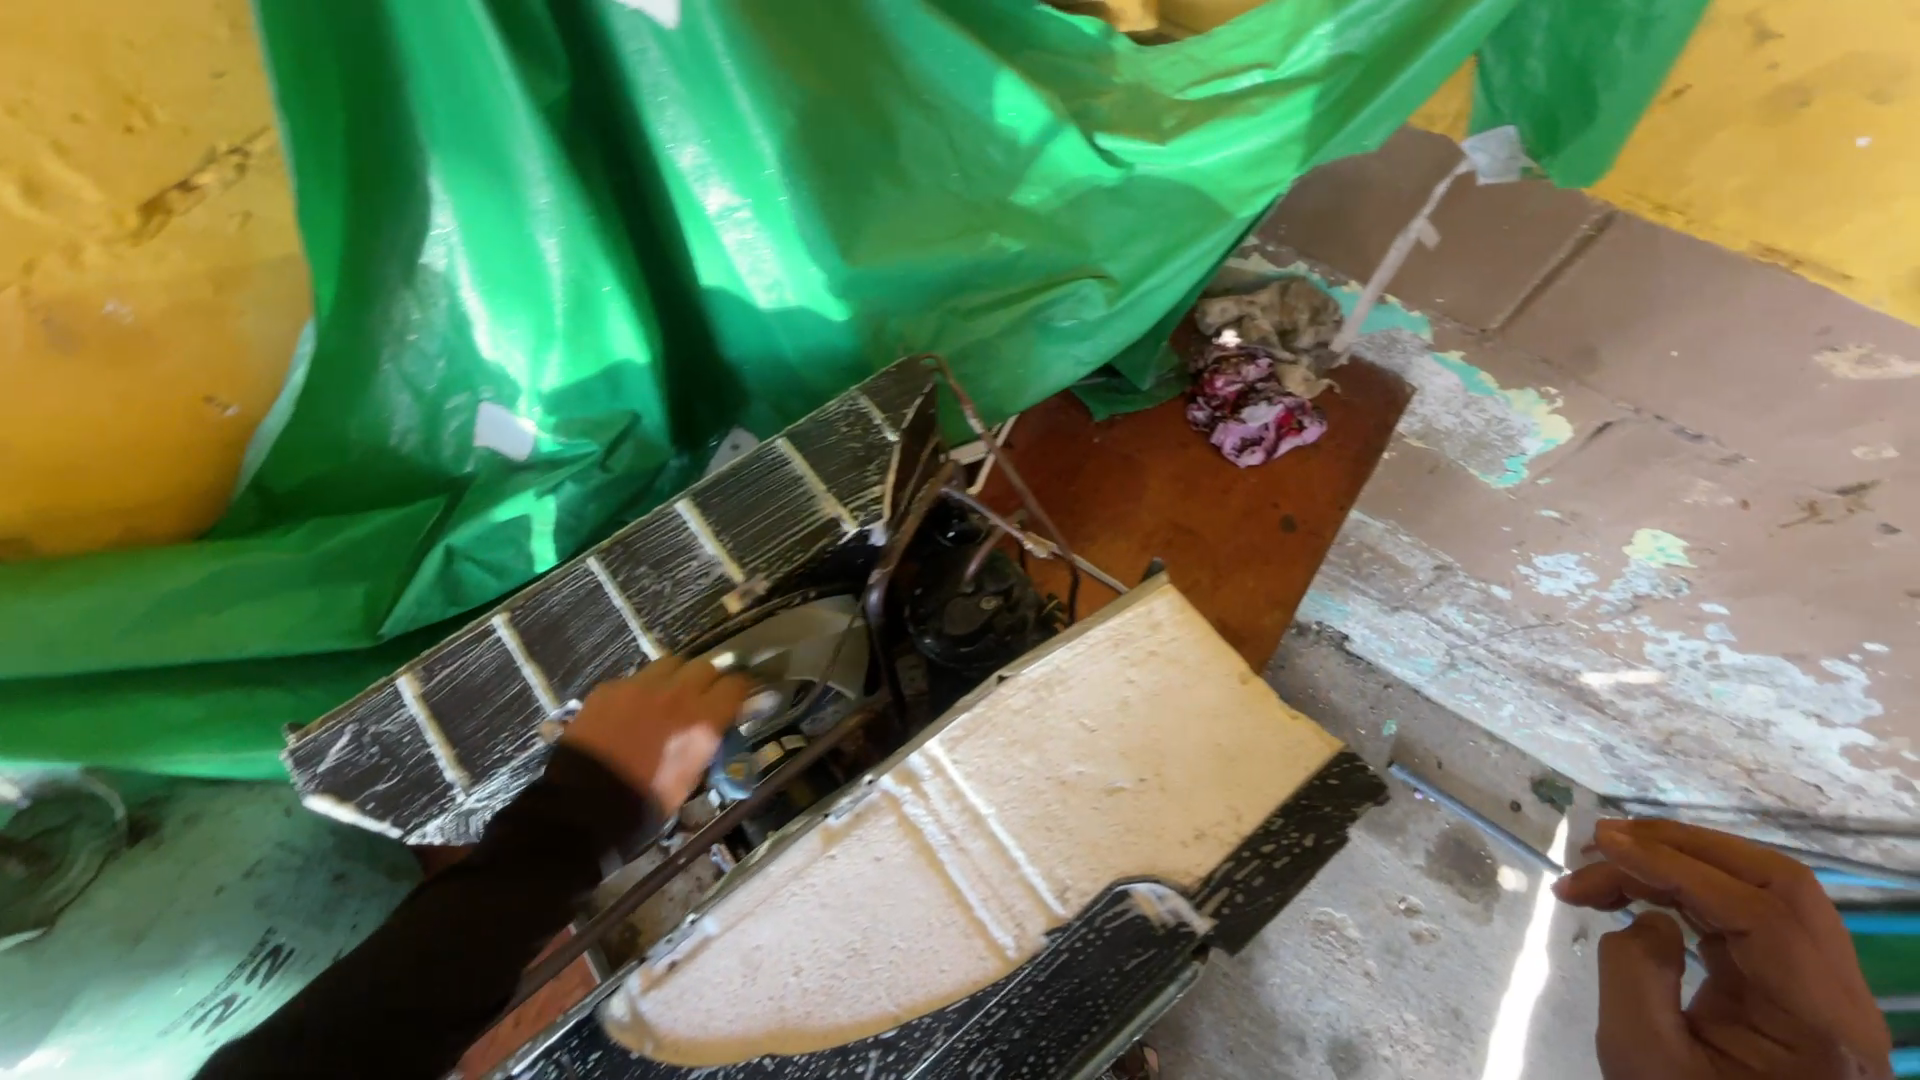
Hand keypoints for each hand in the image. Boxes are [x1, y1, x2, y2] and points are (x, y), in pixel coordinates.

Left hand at [561, 657, 750, 809]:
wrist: (582, 807)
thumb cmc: (645, 803)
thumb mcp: (692, 776)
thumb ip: (708, 741)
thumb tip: (717, 726)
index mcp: (703, 720)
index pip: (737, 684)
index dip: (740, 689)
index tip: (739, 697)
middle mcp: (677, 695)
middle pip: (706, 666)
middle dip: (708, 680)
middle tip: (702, 698)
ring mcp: (641, 686)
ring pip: (671, 663)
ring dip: (677, 677)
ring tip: (669, 695)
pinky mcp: (610, 688)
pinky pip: (635, 678)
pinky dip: (642, 690)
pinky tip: (632, 710)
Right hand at [1554, 819, 1890, 1079]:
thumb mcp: (1643, 1057)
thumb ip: (1633, 974)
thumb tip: (1646, 917)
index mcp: (1819, 1025)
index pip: (1760, 913)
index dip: (1676, 866)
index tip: (1603, 846)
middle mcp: (1840, 999)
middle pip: (1779, 885)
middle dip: (1685, 847)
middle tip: (1605, 841)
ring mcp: (1821, 990)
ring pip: (1764, 889)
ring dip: (1680, 860)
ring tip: (1605, 863)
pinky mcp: (1789, 985)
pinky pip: (1745, 913)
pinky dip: (1685, 887)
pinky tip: (1634, 892)